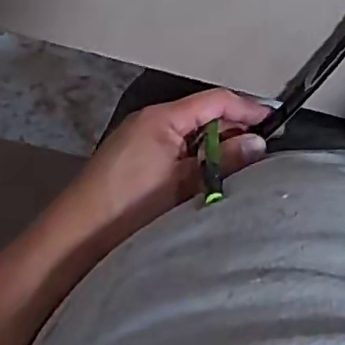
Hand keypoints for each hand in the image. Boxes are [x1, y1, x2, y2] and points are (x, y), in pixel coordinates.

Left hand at [39, 88, 270, 257]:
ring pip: (190, 136)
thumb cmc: (126, 208)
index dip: (247, 108)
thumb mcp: (184, 183)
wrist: (71, 244)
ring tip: (239, 170)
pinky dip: (195, 161)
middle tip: (260, 153)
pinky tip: (207, 182)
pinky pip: (175, 152)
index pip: (215, 100)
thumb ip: (224, 161)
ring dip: (215, 149)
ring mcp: (139, 142)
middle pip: (203, 116)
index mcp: (162, 117)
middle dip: (233, 131)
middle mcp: (150, 122)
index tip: (273, 120)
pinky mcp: (133, 164)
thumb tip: (258, 144)